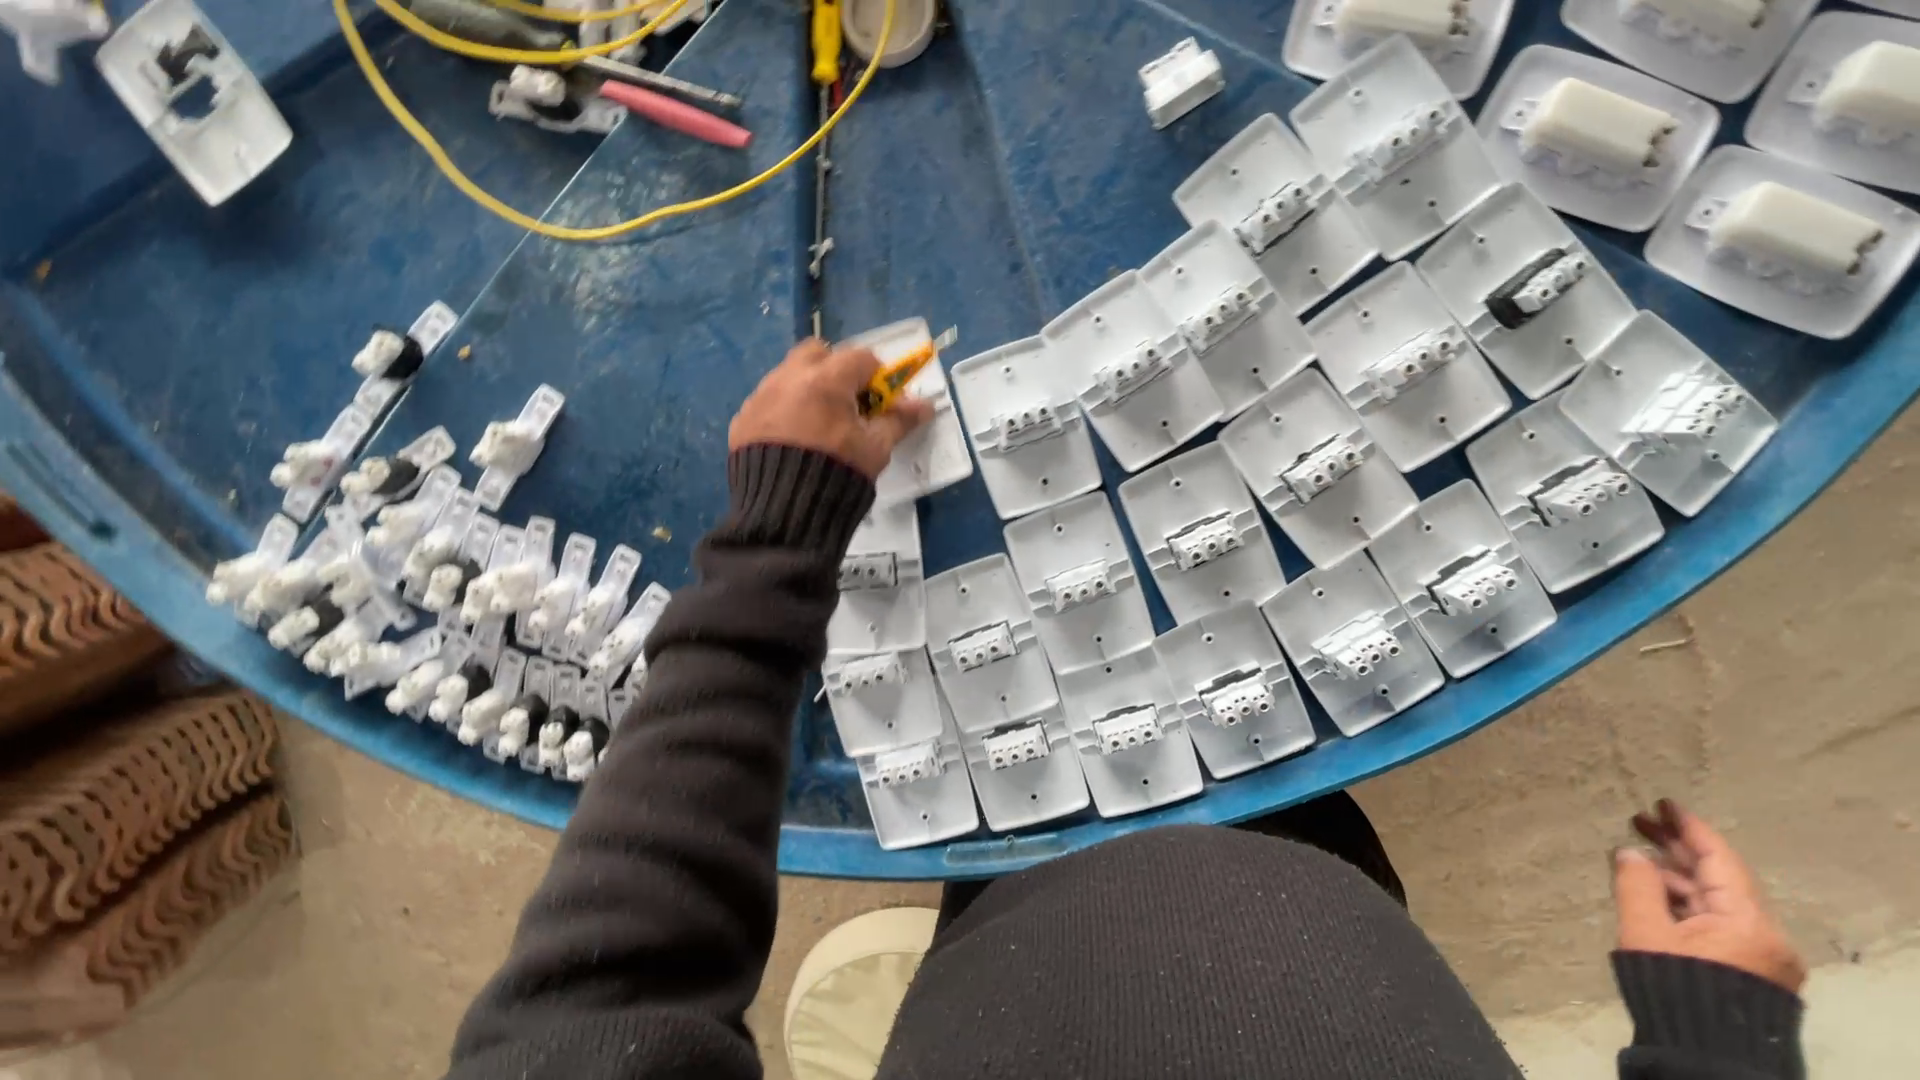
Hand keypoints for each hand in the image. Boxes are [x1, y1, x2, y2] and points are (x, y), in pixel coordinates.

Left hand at [729, 339, 934, 478]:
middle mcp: (789, 378)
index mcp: (826, 380)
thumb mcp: (875, 449)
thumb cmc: (838, 474)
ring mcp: (760, 397)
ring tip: (817, 426)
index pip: (861, 358)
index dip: (875, 378)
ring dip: (806, 388)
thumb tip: (925, 405)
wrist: (782, 514)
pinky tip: (792, 440)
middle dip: (835, 370)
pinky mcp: (742, 419)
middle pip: (817, 352)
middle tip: (846, 404)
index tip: (878, 403)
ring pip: (788, 374)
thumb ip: (899, 421)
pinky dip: (783, 410)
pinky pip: (767, 401)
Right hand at [1611, 798, 1805, 992]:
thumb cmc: (1673, 983)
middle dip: (1679, 847)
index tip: (1664, 803)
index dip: (1690, 828)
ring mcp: (1760, 951)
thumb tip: (1630, 852)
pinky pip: (1717, 918)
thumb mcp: (1646, 931)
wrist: (1705, 1050)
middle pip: (1720, 877)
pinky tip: (1655, 888)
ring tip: (1638, 854)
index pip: (1719, 859)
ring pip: (1716, 898)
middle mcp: (1765, 933)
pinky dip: (1686, 899)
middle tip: (1639, 821)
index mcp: (1748, 920)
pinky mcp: (1749, 965)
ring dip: (1678, 874)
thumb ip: (1636, 885)